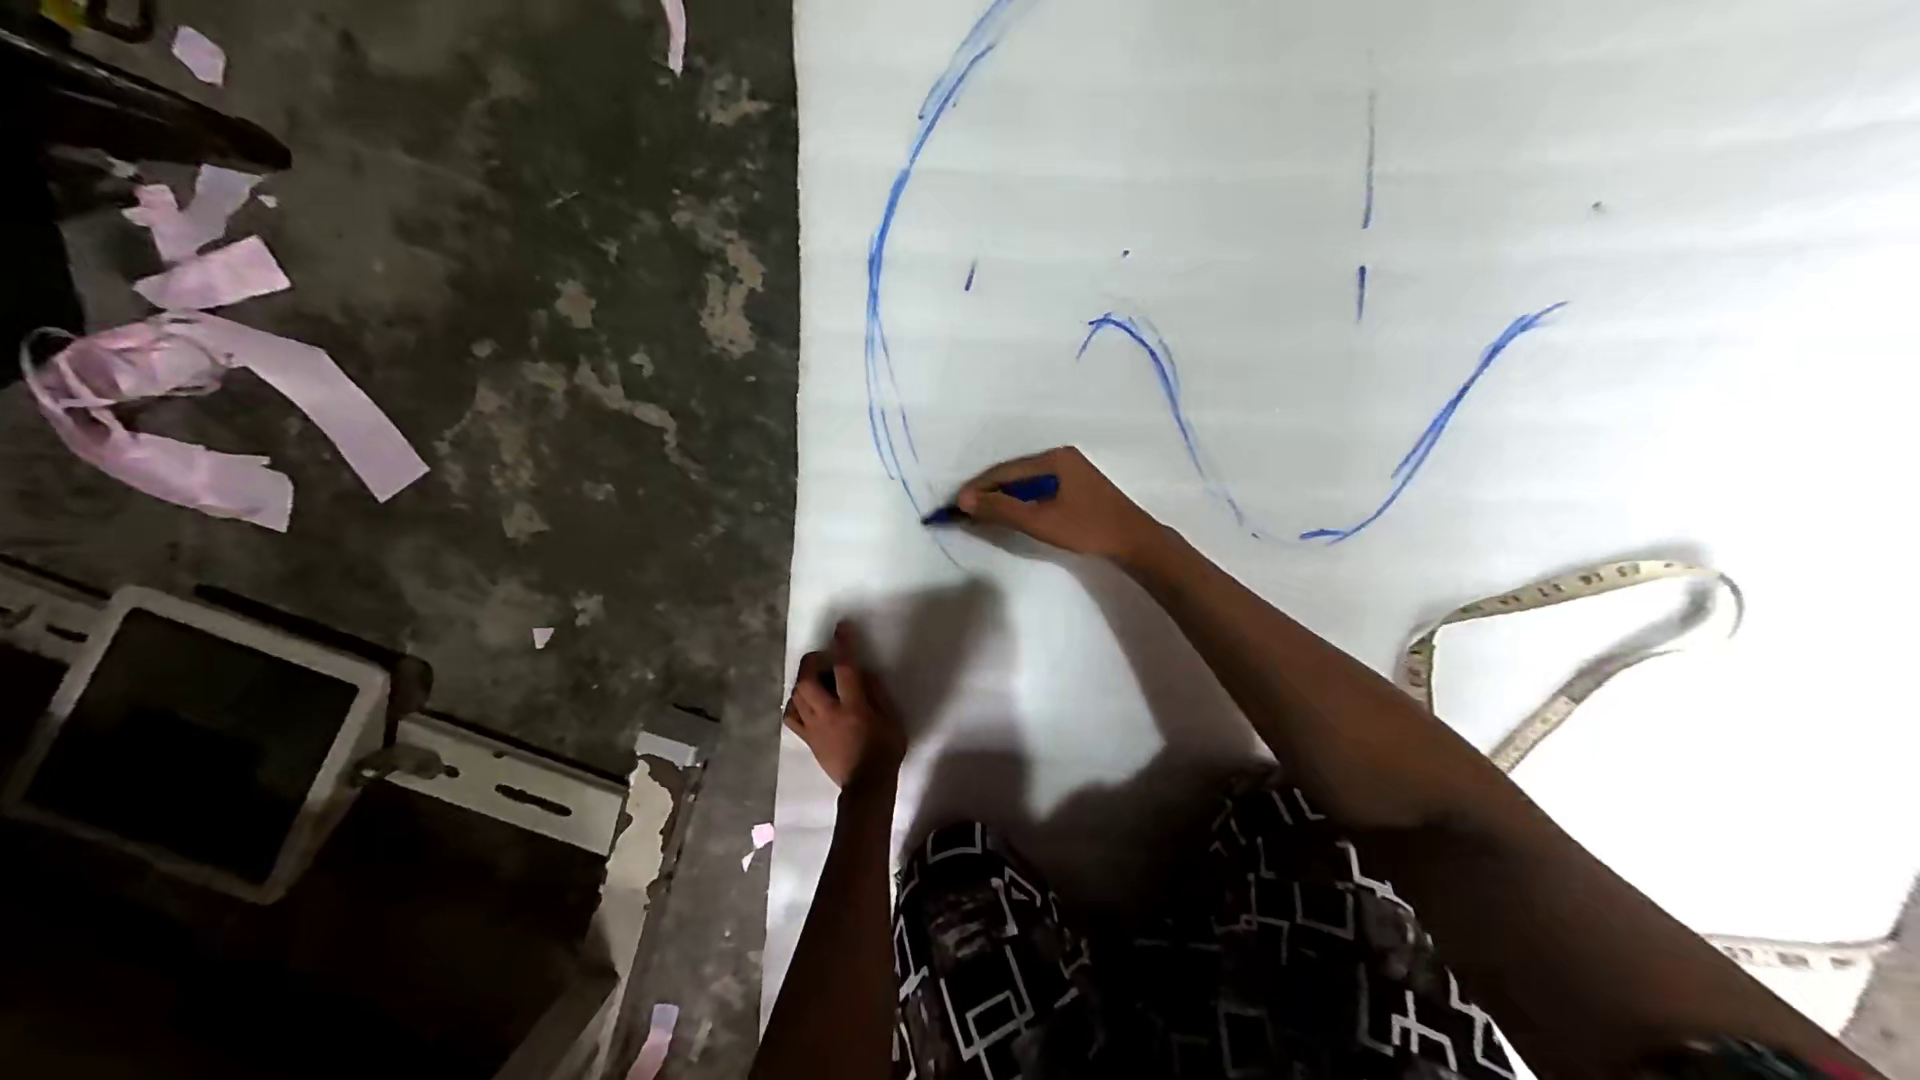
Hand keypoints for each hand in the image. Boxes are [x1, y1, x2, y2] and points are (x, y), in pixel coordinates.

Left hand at [784, 622, 905, 790]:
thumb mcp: (891, 718)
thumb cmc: (885, 750)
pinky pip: (791, 716)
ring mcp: (814, 727)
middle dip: (813, 661)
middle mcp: (828, 713)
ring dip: (804, 680)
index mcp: (853, 706)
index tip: (841, 628)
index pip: (845, 669)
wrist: (867, 784)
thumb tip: (864, 673)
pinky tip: (804, 701)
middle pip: (808, 679)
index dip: (843, 645)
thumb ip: (876, 693)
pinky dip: (794, 703)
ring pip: (796, 695)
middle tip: (825, 658)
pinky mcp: (807, 738)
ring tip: (817, 678)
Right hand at [956, 446, 1166, 562]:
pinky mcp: (1076, 486)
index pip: (1006, 471)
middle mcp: (1061, 457)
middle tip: (965, 509)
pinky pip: (1038, 488)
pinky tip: (1010, 512)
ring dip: (1003, 497)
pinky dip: (1020, 500)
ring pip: (1026, 482)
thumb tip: (965, 501)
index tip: (956, 504)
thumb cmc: (1087, 528)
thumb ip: (1002, 510)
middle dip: (989, 491)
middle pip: (1015, 473)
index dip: (979, 487)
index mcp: (1054, 458)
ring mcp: (1070, 470)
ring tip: (982, 513)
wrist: (1134, 541)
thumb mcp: (1040, 520)